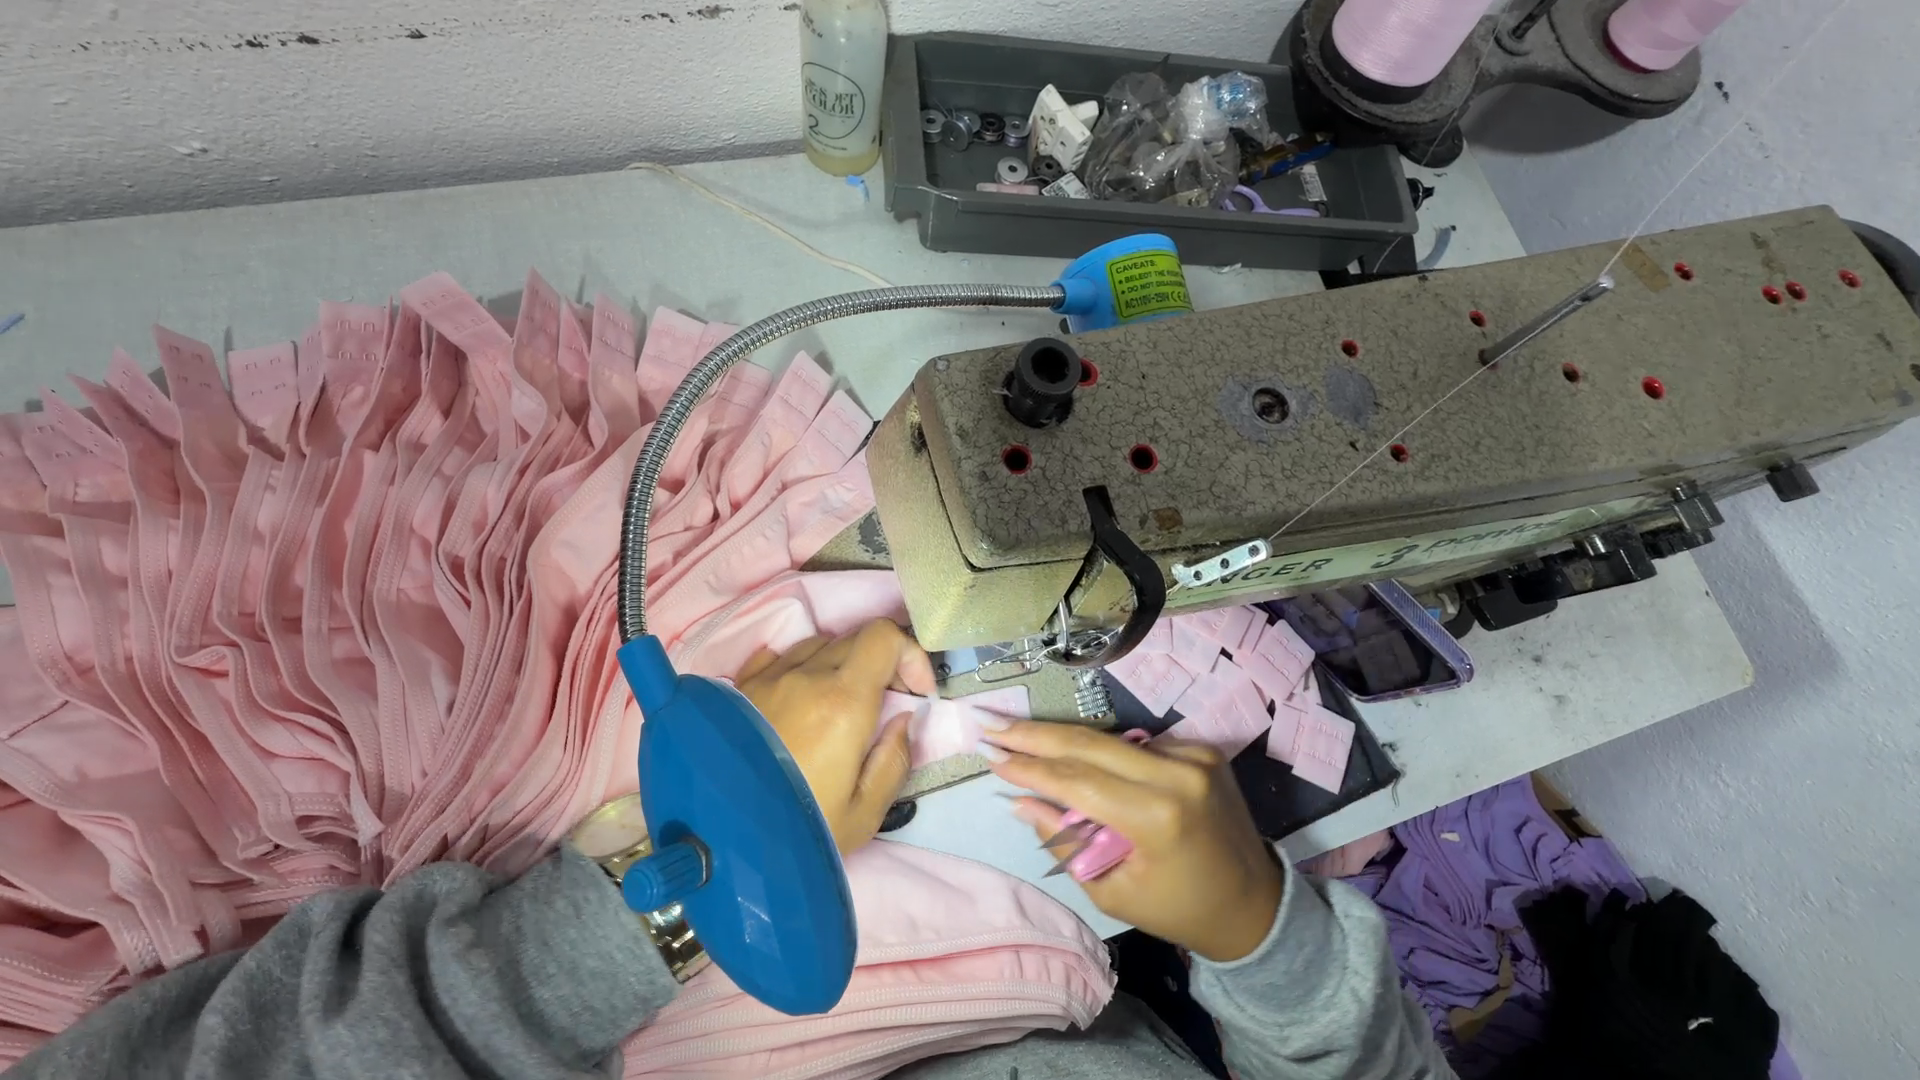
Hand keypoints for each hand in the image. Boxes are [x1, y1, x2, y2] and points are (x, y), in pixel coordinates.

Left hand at [735, 620, 935, 854]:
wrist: (713, 846)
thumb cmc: (796, 834)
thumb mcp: (862, 815)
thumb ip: (893, 760)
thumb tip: (902, 720)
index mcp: (843, 701)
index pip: (885, 637)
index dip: (911, 655)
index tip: (917, 692)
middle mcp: (805, 676)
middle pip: (856, 637)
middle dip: (883, 663)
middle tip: (886, 704)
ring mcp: (767, 678)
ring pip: (818, 644)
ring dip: (842, 664)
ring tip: (840, 706)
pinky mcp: (739, 689)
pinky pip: (779, 657)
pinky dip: (802, 668)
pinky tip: (800, 700)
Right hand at [985, 721, 1283, 961]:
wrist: (1255, 904)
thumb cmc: (1178, 909)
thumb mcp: (1112, 891)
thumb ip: (1064, 842)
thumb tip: (1021, 801)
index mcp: (1157, 816)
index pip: (1076, 781)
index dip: (1029, 766)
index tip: (990, 753)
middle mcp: (1178, 773)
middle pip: (1089, 743)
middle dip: (1035, 734)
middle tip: (992, 722)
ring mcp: (1194, 755)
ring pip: (1111, 740)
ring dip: (1065, 739)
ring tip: (1019, 733)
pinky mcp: (1202, 749)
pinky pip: (1137, 746)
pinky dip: (1106, 753)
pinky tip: (1078, 759)